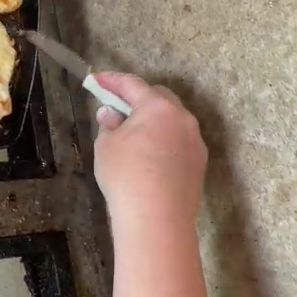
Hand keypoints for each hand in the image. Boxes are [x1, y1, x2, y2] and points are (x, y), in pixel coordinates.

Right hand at [91, 72, 207, 218]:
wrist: (157, 217)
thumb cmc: (126, 175)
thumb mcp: (106, 146)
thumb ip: (109, 124)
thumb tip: (112, 114)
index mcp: (158, 107)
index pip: (133, 85)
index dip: (112, 81)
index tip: (97, 79)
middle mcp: (182, 118)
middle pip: (159, 99)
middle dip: (138, 100)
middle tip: (117, 109)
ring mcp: (195, 142)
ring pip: (172, 122)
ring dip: (153, 122)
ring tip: (133, 137)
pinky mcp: (199, 164)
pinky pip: (178, 143)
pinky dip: (163, 142)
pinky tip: (149, 159)